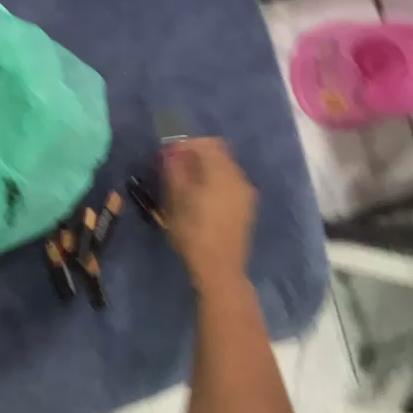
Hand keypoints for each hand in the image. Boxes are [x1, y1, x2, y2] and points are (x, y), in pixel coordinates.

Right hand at [162, 138, 256, 294]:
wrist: (220, 268)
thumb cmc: (193, 232)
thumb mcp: (175, 200)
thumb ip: (174, 171)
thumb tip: (170, 152)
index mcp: (222, 173)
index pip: (206, 143)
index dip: (185, 144)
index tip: (166, 153)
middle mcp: (238, 178)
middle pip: (219, 152)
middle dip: (196, 154)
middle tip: (174, 165)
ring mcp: (245, 193)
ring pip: (225, 167)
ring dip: (205, 167)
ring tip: (185, 181)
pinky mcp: (246, 206)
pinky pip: (229, 181)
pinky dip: (214, 179)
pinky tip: (200, 195)